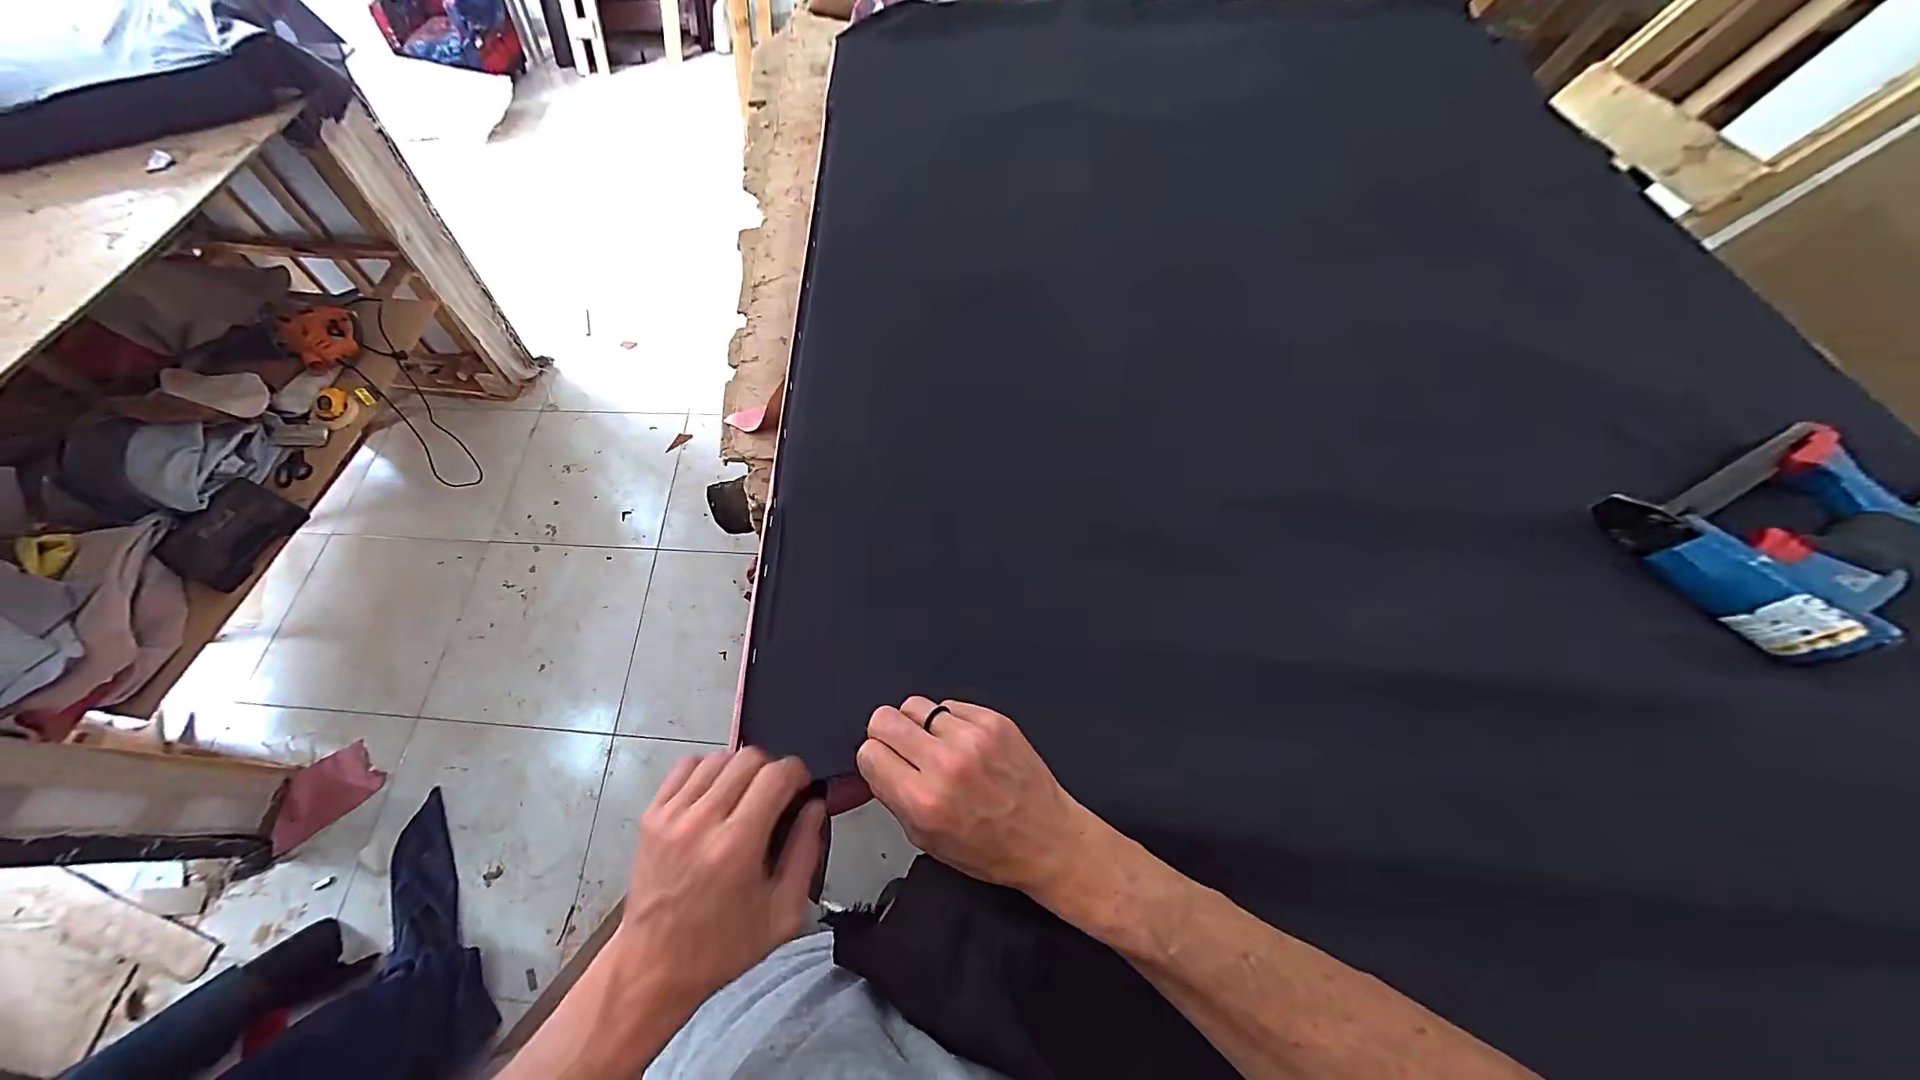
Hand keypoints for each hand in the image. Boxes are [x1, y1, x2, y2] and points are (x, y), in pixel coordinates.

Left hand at [618, 748, 824, 1005]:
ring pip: (718, 757)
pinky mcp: (651, 818)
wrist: (652, 969)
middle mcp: (701, 823)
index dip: (798, 772)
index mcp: (736, 846)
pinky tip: (715, 794)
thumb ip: (806, 852)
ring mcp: (671, 817)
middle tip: (776, 794)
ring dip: (740, 768)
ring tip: (745, 795)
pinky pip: (685, 768)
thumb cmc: (720, 948)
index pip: (776, 774)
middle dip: (772, 769)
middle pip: (749, 757)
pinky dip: (707, 771)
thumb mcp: (783, 912)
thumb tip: (815, 806)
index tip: (800, 787)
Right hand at [856, 696, 1092, 894]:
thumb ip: (894, 797)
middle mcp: (946, 765)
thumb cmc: (991, 848)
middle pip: (885, 718)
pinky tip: (965, 744)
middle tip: (904, 749)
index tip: (885, 764)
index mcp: (923, 801)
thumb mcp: (926, 840)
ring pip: (916, 705)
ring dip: (921, 725)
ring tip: (937, 746)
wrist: (1047, 837)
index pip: (869, 753)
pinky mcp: (994, 721)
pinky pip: (950, 704)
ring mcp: (973, 738)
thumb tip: (876, 762)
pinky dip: (951, 721)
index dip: (874, 759)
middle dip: (888, 734)